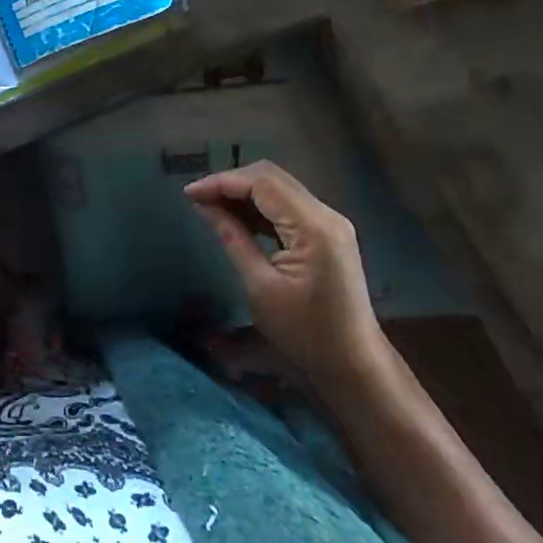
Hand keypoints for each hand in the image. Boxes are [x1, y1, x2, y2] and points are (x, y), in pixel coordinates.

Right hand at [185, 161, 384, 382]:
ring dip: (243, 193)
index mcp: (314, 227)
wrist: (353, 363)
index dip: (222, 182)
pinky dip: (259, 207)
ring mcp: (330, 223)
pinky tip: (235, 218)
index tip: (189, 193)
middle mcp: (327, 215)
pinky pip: (288, 207)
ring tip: (209, 207)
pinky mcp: (327, 234)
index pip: (262, 184)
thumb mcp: (260, 285)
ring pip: (279, 189)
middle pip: (272, 178)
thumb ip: (232, 237)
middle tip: (197, 199)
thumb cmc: (304, 332)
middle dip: (231, 183)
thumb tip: (204, 206)